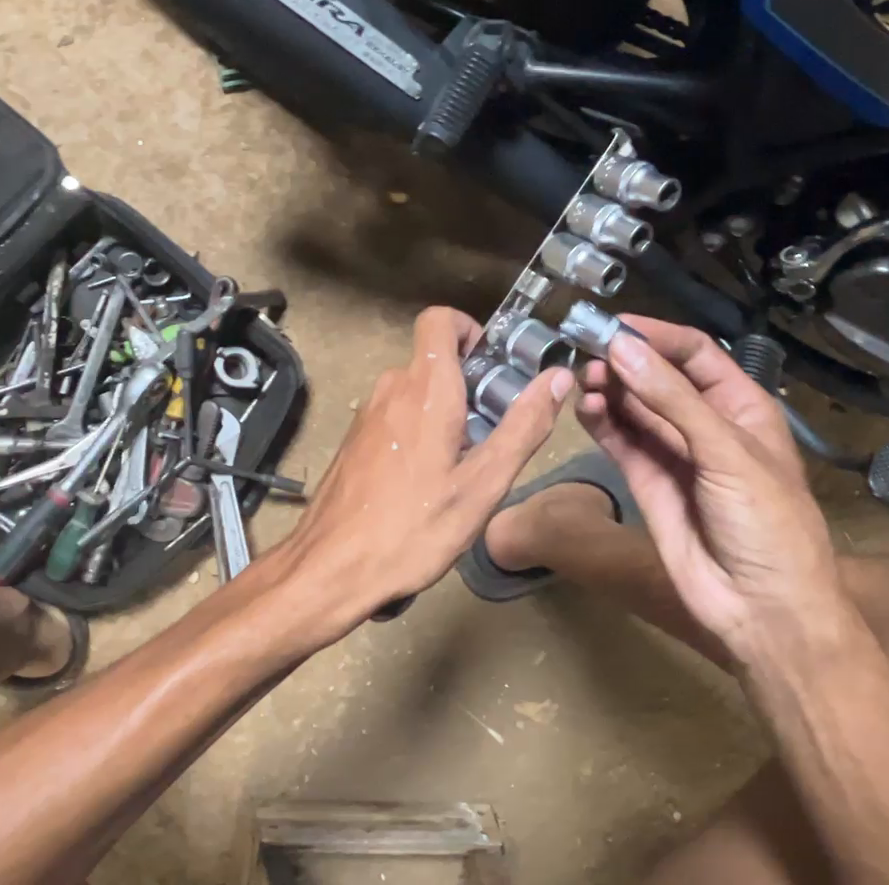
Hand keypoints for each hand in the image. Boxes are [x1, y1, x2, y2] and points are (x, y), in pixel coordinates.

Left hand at [275, 307, 572, 636]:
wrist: (330, 568)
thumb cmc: (413, 528)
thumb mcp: (482, 485)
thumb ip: (523, 427)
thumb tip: (558, 378)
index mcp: (425, 388)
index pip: (439, 319)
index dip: (468, 329)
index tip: (492, 367)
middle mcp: (391, 389)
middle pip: (433, 361)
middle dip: (468, 386)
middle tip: (492, 432)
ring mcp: (366, 415)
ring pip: (414, 392)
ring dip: (444, 414)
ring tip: (462, 467)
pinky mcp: (353, 441)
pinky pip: (395, 417)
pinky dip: (418, 432)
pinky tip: (425, 483)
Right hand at [576, 317, 843, 660]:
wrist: (762, 607)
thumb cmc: (766, 522)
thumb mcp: (727, 453)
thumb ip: (671, 401)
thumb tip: (619, 349)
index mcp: (741, 408)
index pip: (695, 355)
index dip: (657, 337)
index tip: (614, 326)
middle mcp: (704, 424)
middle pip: (658, 377)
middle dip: (625, 363)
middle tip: (586, 353)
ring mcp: (672, 453)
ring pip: (633, 408)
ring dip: (608, 390)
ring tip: (583, 381)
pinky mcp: (645, 481)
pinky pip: (619, 441)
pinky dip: (600, 423)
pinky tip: (585, 409)